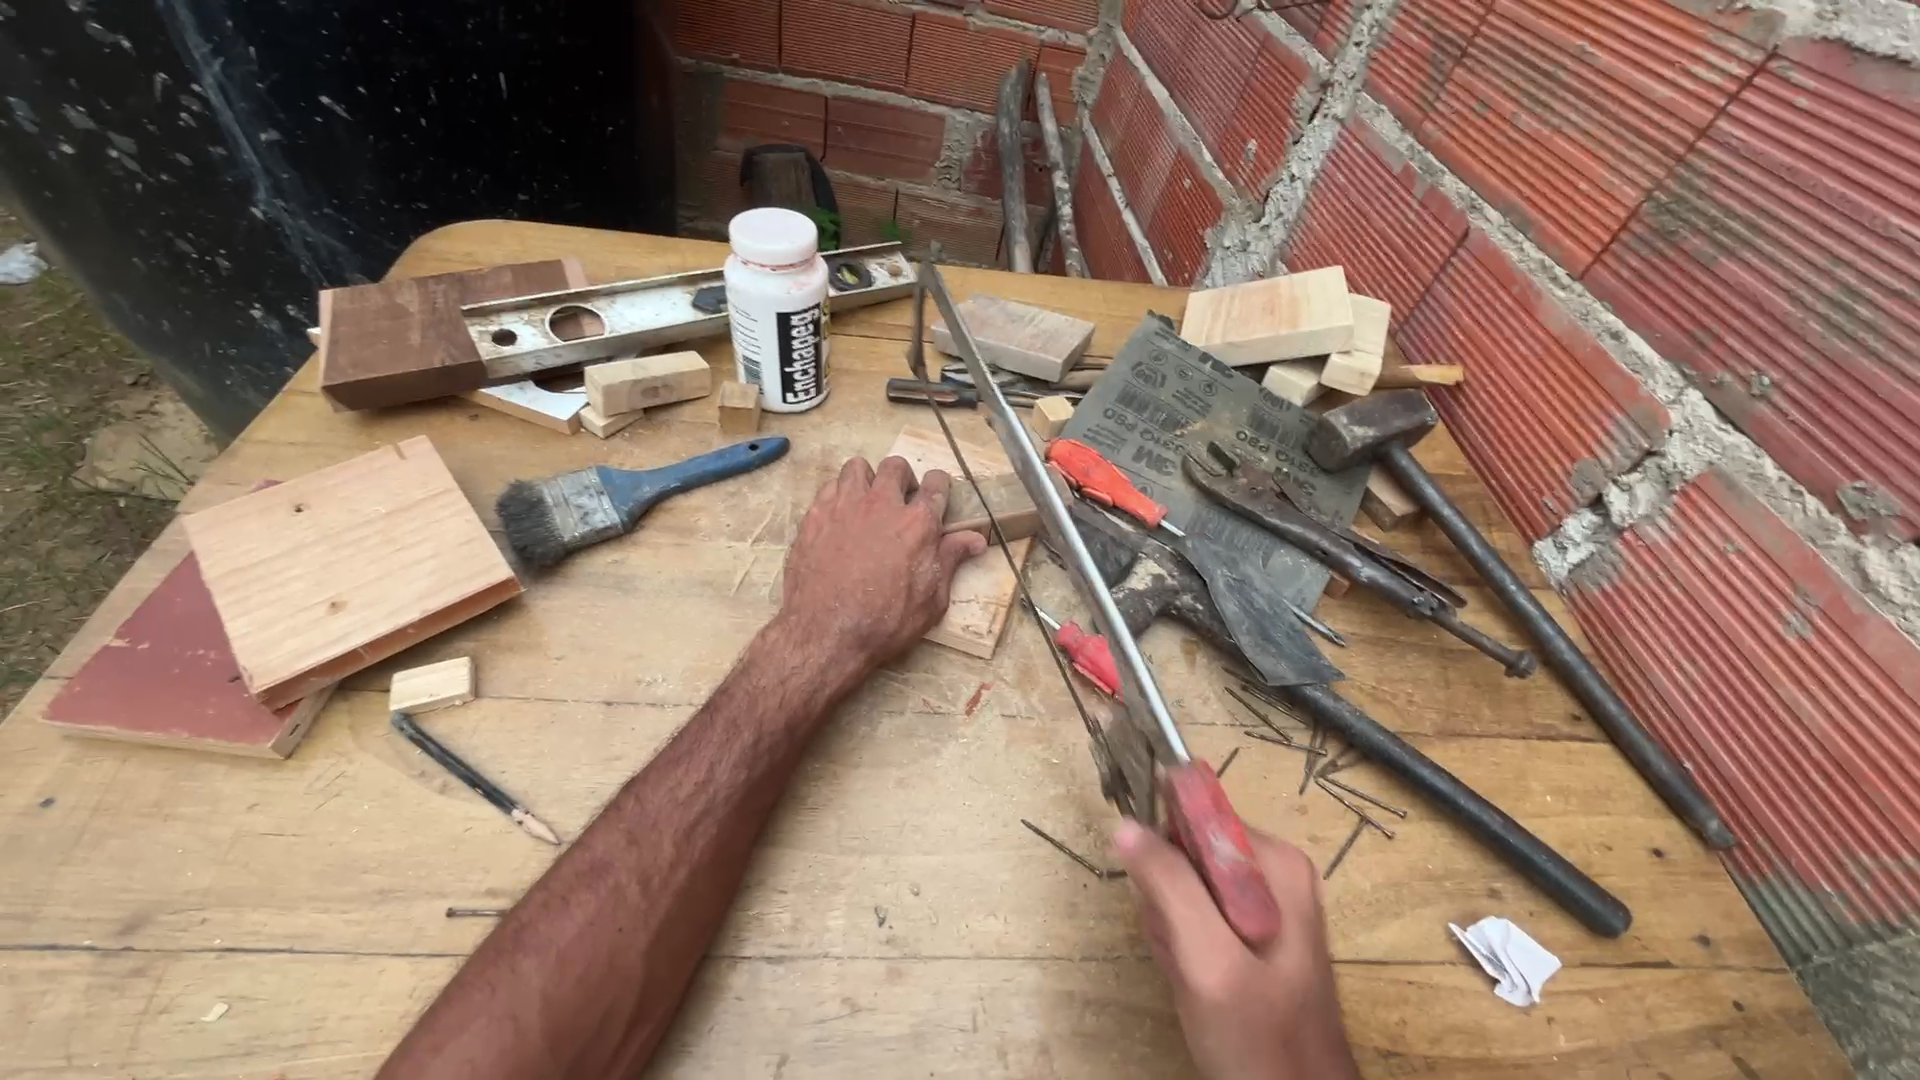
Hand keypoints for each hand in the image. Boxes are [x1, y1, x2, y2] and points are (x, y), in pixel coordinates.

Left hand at [780, 456, 988, 672]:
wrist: (828, 633)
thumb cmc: (886, 622)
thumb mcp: (932, 599)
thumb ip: (951, 560)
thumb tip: (976, 539)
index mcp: (918, 523)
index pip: (936, 484)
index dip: (938, 487)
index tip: (935, 496)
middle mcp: (883, 504)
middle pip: (896, 467)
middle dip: (903, 478)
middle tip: (900, 501)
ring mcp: (845, 506)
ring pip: (858, 468)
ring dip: (867, 480)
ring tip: (867, 503)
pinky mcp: (815, 516)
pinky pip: (829, 488)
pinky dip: (838, 496)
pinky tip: (839, 517)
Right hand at [1114, 820, 1359, 1079]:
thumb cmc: (1259, 1038)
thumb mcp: (1207, 960)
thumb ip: (1170, 887)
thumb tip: (1126, 824)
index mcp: (1274, 861)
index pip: (1193, 815)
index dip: (1166, 855)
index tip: (1164, 904)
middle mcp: (1272, 869)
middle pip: (1185, 851)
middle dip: (1168, 901)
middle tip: (1181, 950)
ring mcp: (1263, 899)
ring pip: (1182, 883)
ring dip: (1170, 927)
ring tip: (1189, 970)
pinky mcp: (1250, 926)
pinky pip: (1193, 912)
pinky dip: (1181, 943)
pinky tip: (1194, 976)